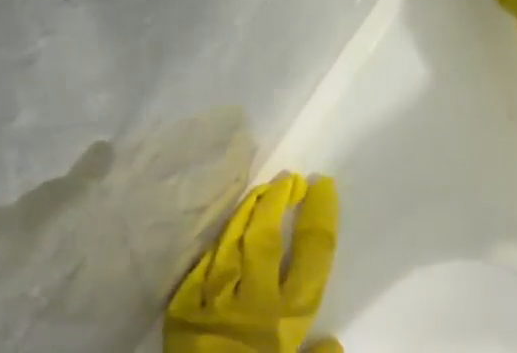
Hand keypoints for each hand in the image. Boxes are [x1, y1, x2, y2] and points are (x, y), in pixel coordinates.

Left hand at [165, 173, 342, 352]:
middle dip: (281, 202)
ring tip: (263, 190)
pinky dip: (217, 245)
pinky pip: (202, 266)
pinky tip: (227, 229)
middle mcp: (252, 301)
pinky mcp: (183, 308)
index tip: (322, 186)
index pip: (312, 255)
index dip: (320, 215)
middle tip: (291, 180)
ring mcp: (213, 301)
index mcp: (285, 320)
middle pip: (268, 237)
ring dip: (249, 211)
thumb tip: (334, 344)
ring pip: (233, 243)